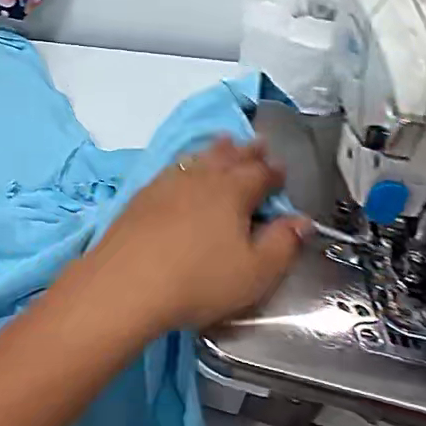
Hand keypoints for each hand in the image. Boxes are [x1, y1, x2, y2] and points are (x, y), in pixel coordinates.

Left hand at [63, 136, 308, 333]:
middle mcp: (199, 179)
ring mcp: (165, 185)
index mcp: (232, 192)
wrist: (126, 283)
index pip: (260, 175)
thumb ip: (282, 244)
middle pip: (227, 158)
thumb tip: (300, 221)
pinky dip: (184, 165)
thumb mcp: (255, 272)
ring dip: (214, 151)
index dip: (274, 172)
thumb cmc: (198, 281)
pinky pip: (170, 170)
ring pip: (196, 159)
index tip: (282, 169)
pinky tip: (181, 171)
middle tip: (257, 142)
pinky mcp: (139, 197)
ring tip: (223, 143)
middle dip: (246, 151)